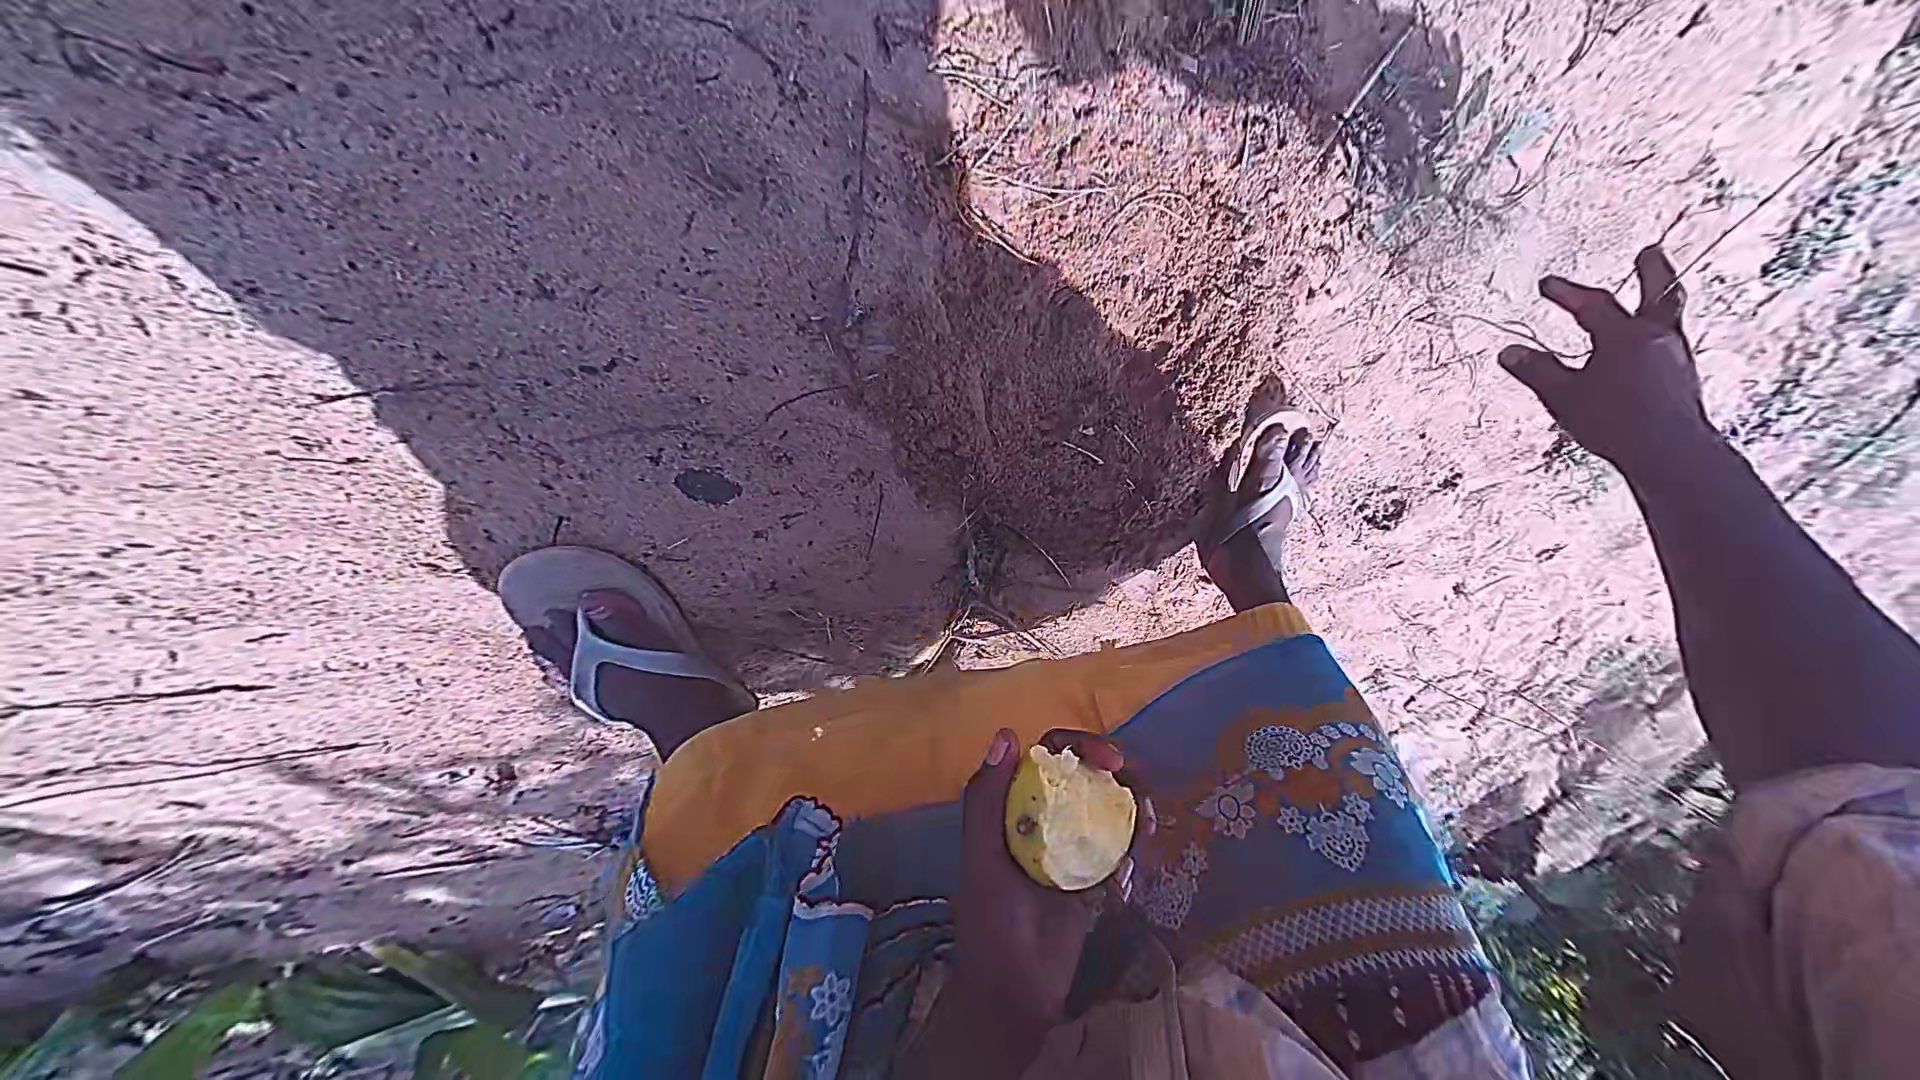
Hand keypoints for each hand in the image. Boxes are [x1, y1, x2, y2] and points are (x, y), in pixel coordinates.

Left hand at [901, 729, 1137, 1077]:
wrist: (1013, 995)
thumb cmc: (989, 923)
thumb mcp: (981, 858)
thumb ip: (986, 799)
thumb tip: (1008, 734)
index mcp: (1013, 802)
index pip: (1047, 755)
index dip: (1078, 746)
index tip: (1108, 759)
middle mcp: (1043, 814)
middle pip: (1083, 773)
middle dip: (1115, 770)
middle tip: (1137, 788)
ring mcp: (1070, 843)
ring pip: (1106, 805)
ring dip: (1132, 802)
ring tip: (1147, 820)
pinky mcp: (1093, 874)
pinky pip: (1119, 844)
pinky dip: (1135, 840)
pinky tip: (1142, 851)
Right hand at [1498, 245, 1719, 475]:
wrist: (1667, 449)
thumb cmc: (1615, 421)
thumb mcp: (1563, 395)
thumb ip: (1537, 370)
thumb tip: (1510, 352)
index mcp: (1625, 338)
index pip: (1593, 305)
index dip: (1567, 293)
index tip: (1548, 284)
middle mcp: (1657, 339)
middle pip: (1657, 295)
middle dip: (1650, 272)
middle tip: (1648, 253)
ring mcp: (1674, 355)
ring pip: (1668, 316)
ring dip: (1657, 300)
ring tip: (1652, 294)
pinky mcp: (1681, 374)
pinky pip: (1669, 340)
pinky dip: (1656, 331)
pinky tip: (1648, 342)